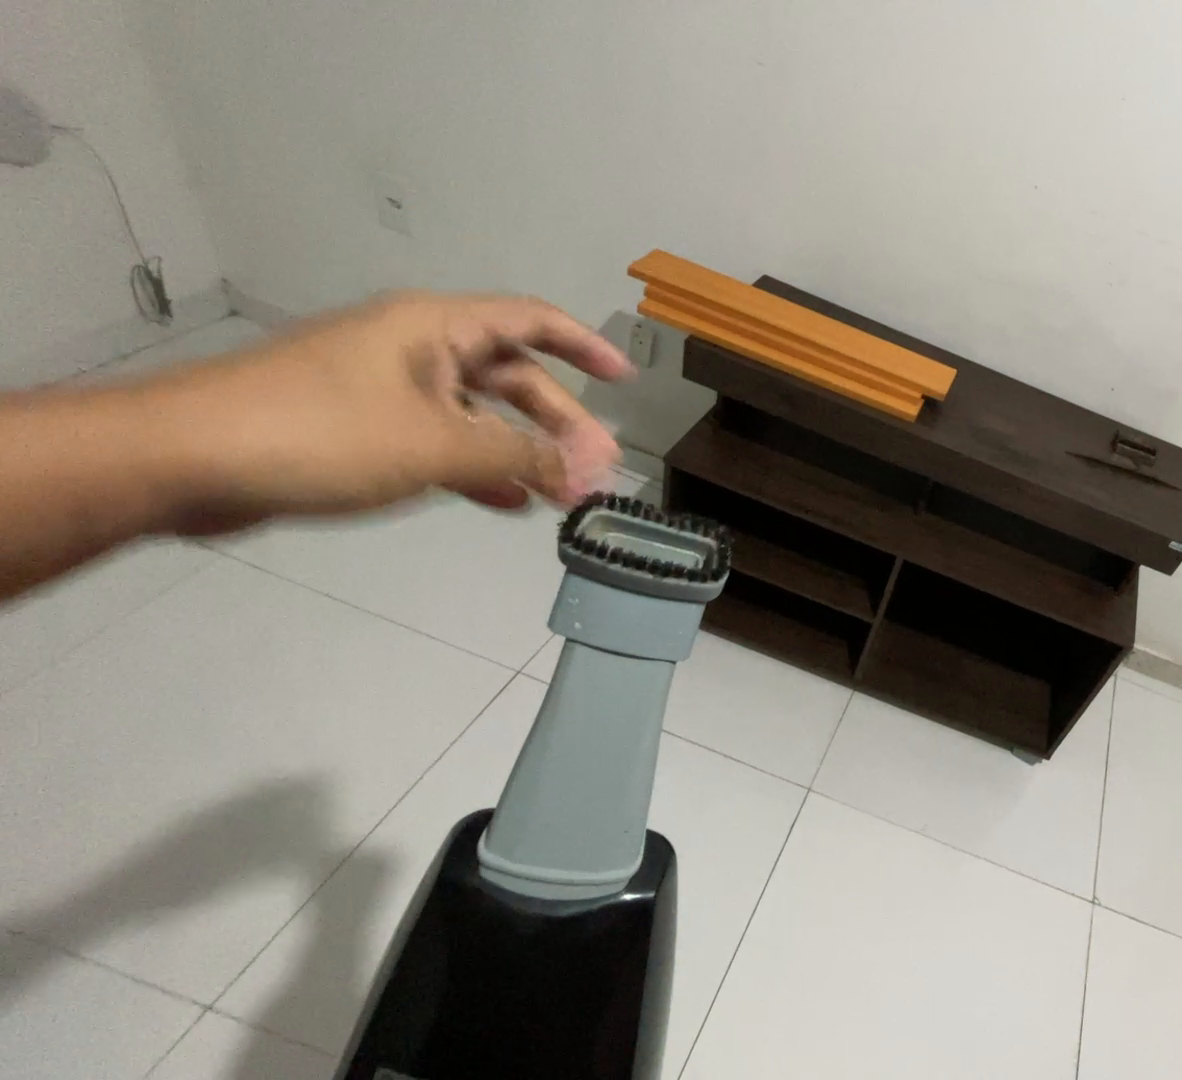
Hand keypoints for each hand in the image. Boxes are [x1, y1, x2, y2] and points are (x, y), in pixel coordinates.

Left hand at [150, 291, 633, 530]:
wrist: (183, 460)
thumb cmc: (321, 433)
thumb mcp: (438, 446)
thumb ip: (520, 457)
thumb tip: (585, 474)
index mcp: (436, 328)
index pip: (532, 321)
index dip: (585, 346)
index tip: (626, 378)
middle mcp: (419, 350)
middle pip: (513, 379)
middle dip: (560, 423)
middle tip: (597, 469)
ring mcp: (392, 390)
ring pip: (481, 416)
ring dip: (524, 452)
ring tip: (563, 494)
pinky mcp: (367, 429)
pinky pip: (444, 443)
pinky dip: (480, 470)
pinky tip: (508, 502)